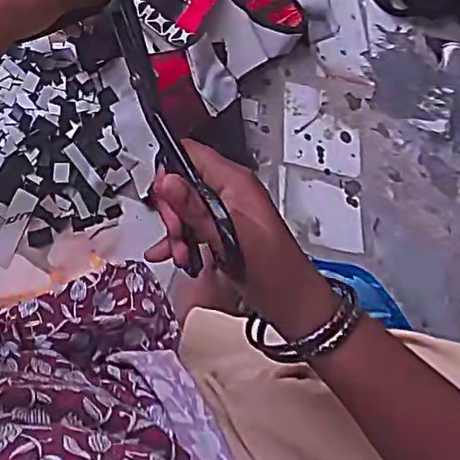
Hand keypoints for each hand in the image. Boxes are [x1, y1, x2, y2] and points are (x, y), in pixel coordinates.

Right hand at [144, 140, 336, 334]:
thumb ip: (194, 208)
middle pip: (181, 180)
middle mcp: (230, 190)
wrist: (295, 306)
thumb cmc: (275, 274)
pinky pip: (192, 220)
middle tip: (175, 230)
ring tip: (179, 250)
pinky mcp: (223, 225)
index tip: (163, 199)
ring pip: (183, 204)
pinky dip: (181, 236)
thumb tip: (168, 181)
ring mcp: (226, 208)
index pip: (189, 152)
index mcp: (235, 182)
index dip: (169, 171)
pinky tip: (176, 252)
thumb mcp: (227, 239)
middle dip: (170, 207)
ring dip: (175, 227)